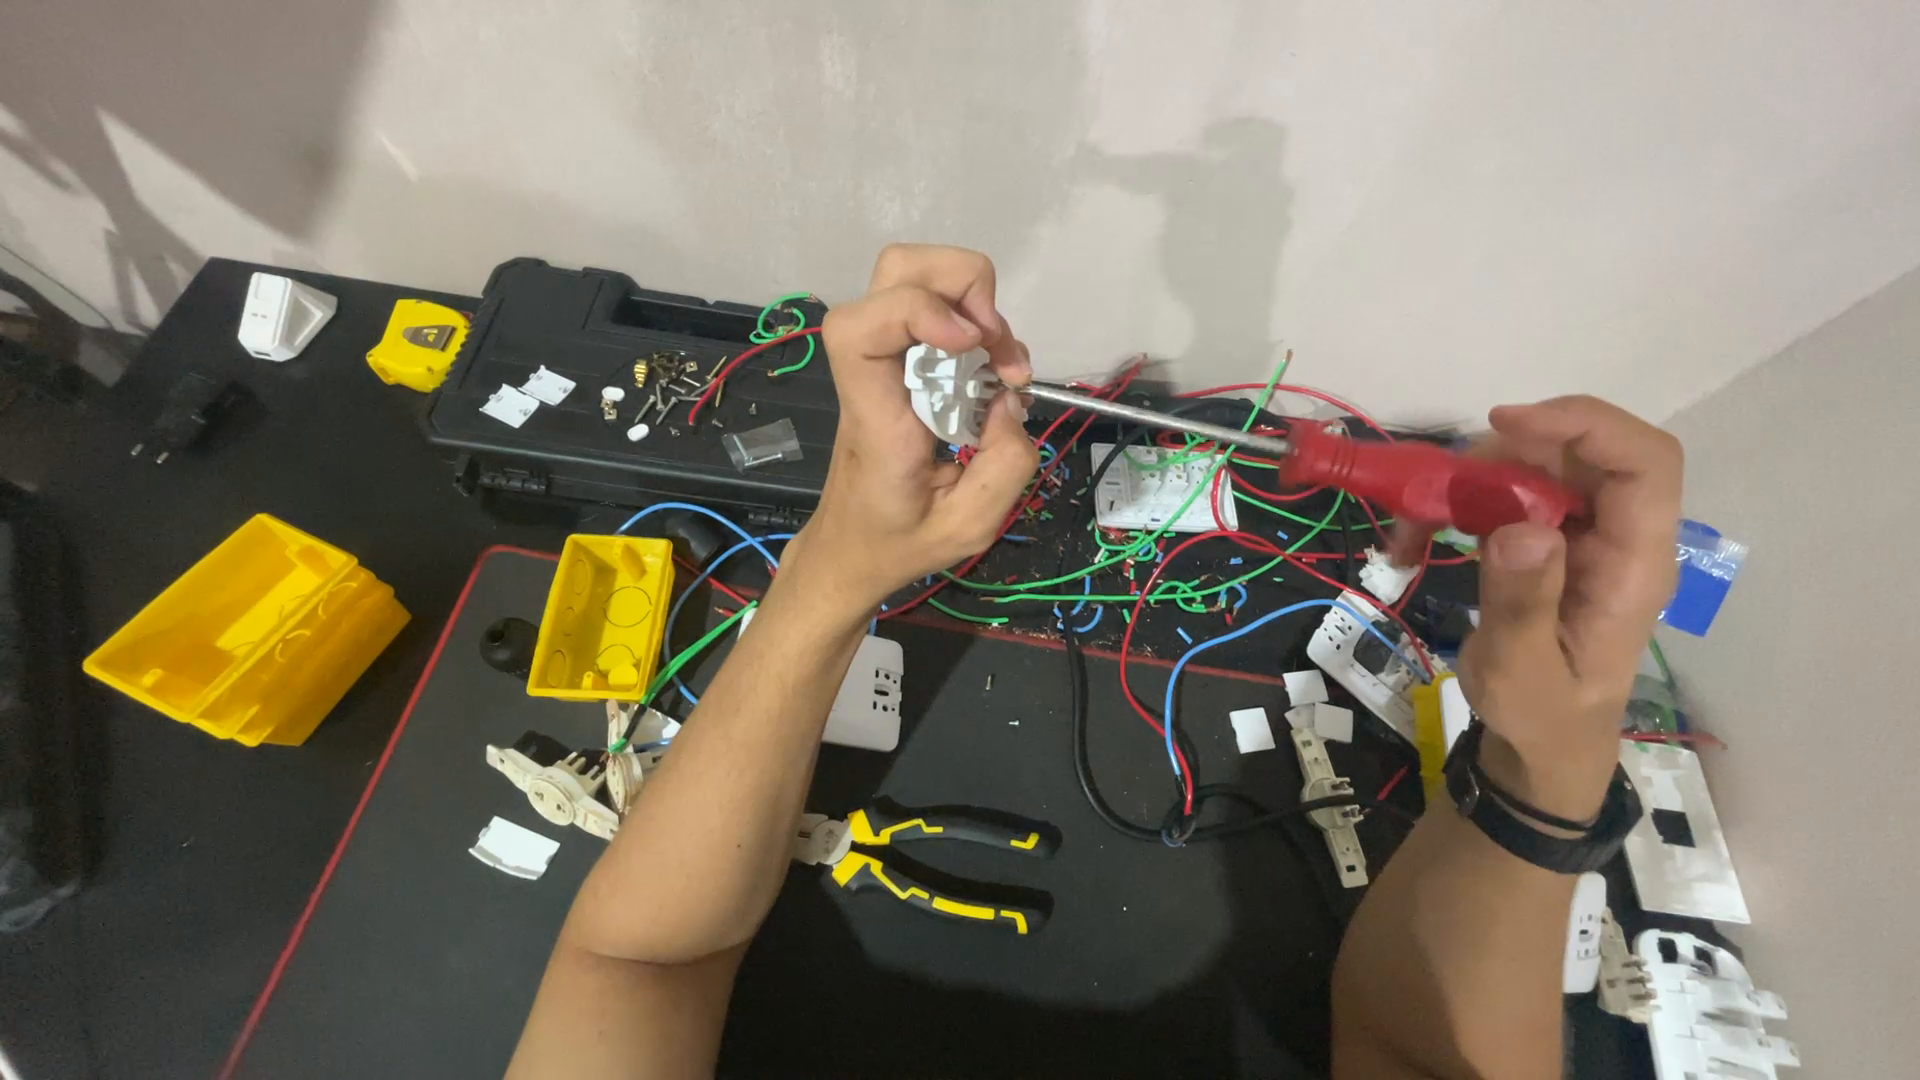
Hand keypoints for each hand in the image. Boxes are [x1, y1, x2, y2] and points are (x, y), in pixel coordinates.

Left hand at [780, 245, 1038, 617]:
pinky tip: (994, 370)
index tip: (972, 344)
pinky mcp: (897, 366)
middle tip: (996, 346)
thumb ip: (1005, 467)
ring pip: (910, 277)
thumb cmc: (898, 544)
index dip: (918, 309)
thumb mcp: (968, 529)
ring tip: (1002, 360)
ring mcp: (882, 364)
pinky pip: (929, 310)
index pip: (860, 329)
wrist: (852, 550)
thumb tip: (1009, 403)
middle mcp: (872, 376)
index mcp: (877, 420)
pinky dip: (972, 320)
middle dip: (961, 284)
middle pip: (894, 271)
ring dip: (970, 299)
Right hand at [1394, 396, 1682, 820]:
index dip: (1583, 426)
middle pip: (1581, 454)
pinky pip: (1503, 498)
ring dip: (1466, 482)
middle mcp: (1615, 537)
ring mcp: (1579, 538)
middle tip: (1438, 487)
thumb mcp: (1522, 669)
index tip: (1502, 424)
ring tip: (1413, 525)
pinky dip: (1453, 505)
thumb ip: (1522, 601)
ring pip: (1534, 469)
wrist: (1541, 739)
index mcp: (1632, 564)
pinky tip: (1415, 539)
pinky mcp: (1543, 544)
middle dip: (1503, 453)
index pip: (1643, 465)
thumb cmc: (1540, 712)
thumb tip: (1521, 527)